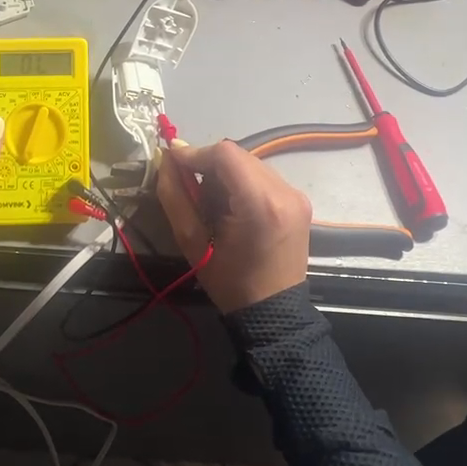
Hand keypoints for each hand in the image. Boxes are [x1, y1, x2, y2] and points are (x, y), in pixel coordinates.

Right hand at [155, 141, 310, 312]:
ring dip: (226, 176)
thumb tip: (167, 160)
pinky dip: (242, 184)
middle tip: (192, 192)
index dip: (195, 154)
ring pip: (250, 164)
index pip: (225, 153)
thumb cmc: (230, 281)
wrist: (273, 311)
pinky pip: (262, 177)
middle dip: (209, 167)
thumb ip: (175, 196)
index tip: (173, 165)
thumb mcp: (192, 242)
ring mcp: (296, 195)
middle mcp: (285, 191)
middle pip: (238, 156)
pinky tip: (233, 209)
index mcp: (260, 203)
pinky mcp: (300, 200)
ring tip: (214, 206)